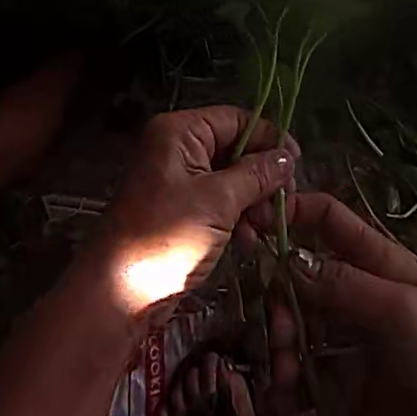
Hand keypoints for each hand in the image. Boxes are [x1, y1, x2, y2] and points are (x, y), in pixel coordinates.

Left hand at [91, 106, 298, 313]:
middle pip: (233, 147)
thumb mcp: (218, 201)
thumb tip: (288, 156)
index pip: (235, 119)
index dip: (268, 137)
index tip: (297, 162)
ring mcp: (176, 178)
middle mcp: (176, 147)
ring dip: (251, 200)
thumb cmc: (166, 238)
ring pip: (229, 176)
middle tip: (283, 202)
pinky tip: (248, 240)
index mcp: (179, 131)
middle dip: (260, 175)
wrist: (119, 296)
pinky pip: (217, 200)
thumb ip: (256, 174)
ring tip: (263, 227)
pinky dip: (236, 216)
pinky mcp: (179, 208)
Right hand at [254, 192, 416, 415]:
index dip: (290, 211)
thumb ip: (346, 282)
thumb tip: (289, 254)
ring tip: (285, 370)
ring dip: (282, 337)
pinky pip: (307, 369)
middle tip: (276, 323)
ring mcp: (353, 340)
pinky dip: (289, 375)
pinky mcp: (350, 385)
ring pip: (300, 321)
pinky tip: (287, 392)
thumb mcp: (405, 312)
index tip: (250, 223)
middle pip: (303, 272)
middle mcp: (359, 294)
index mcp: (378, 262)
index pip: (326, 219)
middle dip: (279, 289)